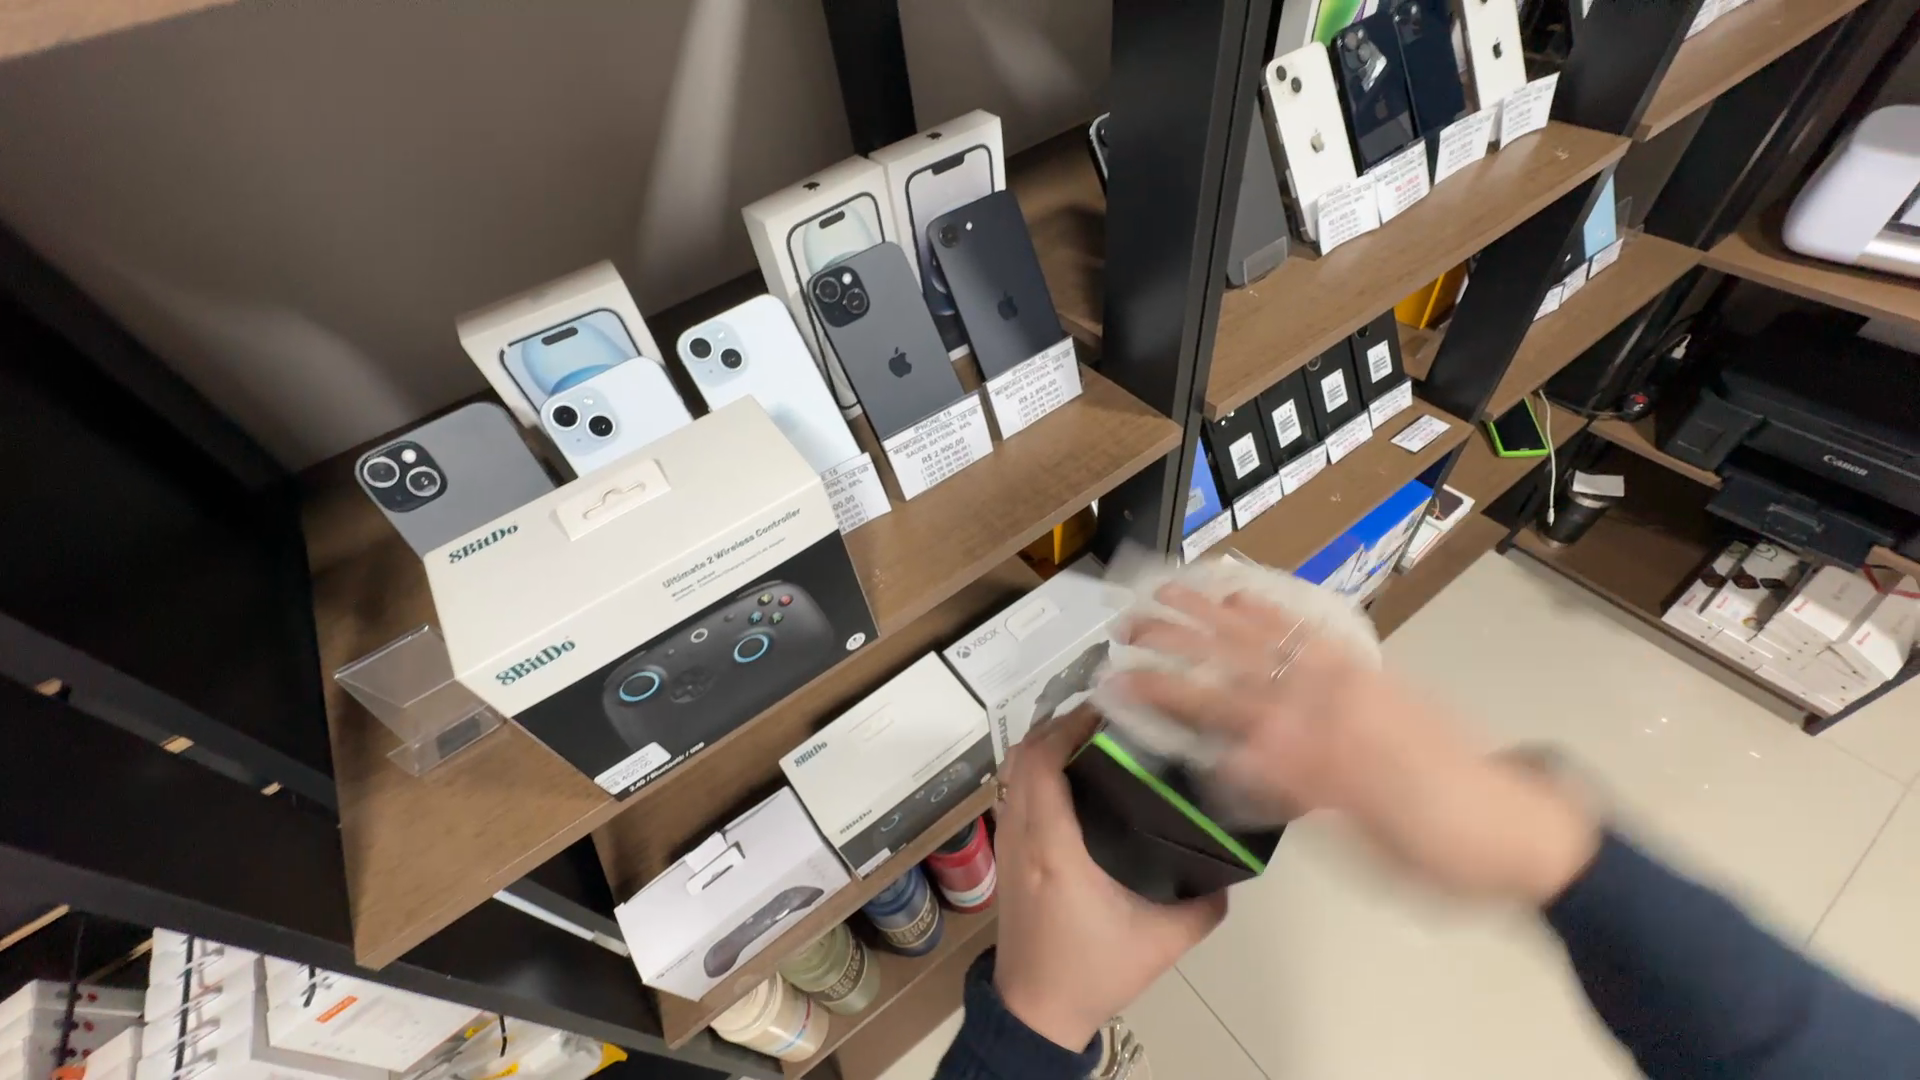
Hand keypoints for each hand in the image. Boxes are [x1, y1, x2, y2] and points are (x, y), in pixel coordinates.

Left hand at [992, 707, 1227, 1050]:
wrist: (1035, 1010)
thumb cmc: (1094, 971)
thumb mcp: (1162, 941)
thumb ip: (1204, 902)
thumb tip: (1228, 864)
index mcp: (1054, 847)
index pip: (1045, 762)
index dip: (1069, 726)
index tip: (1107, 712)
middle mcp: (1022, 833)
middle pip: (1025, 754)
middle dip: (1060, 725)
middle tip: (1105, 719)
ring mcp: (1007, 840)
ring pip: (1014, 769)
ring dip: (1045, 743)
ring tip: (1090, 736)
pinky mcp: (1005, 850)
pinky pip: (1013, 788)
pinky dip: (1035, 766)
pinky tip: (1071, 773)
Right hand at [1114, 585, 1599, 905]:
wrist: (1528, 831)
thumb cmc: (1440, 852)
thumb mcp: (1370, 840)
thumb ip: (1301, 790)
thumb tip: (1229, 759)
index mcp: (1325, 745)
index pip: (1228, 713)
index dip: (1168, 696)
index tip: (1120, 686)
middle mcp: (1334, 698)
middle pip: (1237, 663)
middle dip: (1175, 644)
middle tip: (1124, 631)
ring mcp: (1351, 678)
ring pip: (1268, 636)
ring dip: (1210, 611)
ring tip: (1166, 590)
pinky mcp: (1367, 672)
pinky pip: (1310, 631)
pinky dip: (1270, 609)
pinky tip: (1239, 593)